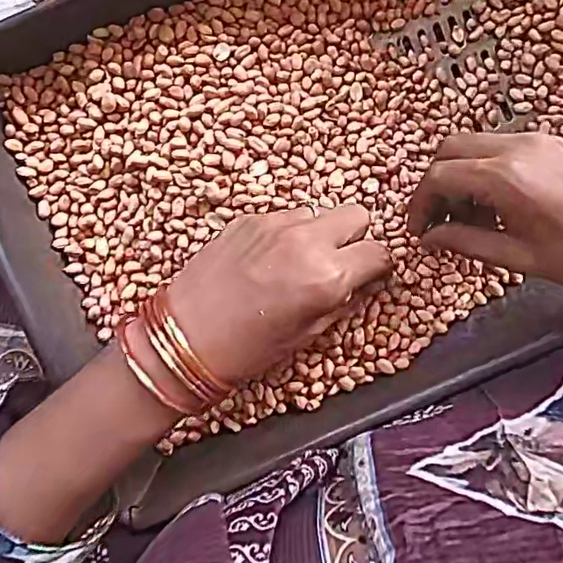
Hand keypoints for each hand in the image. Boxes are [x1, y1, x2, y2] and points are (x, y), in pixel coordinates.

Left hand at [167, 206, 392, 385]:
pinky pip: (286, 216)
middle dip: (355, 237)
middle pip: (356, 215)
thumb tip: (364, 281)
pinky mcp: (249, 218)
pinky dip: (288, 233)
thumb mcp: (308, 334)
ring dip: (319, 233)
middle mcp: (305, 240)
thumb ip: (344, 300)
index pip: (378, 252)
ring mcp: (274, 224)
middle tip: (340, 262)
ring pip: (319, 212)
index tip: (372, 273)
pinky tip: (270, 259)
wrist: (183, 338)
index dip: (378, 265)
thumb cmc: (247, 349)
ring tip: (298, 263)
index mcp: (326, 275)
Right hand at [406, 132, 562, 298]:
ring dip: (460, 174)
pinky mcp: (553, 143)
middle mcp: (518, 147)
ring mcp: (538, 140)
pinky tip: (497, 204)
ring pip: (474, 145)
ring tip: (470, 217)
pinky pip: (501, 147)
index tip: (419, 230)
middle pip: (450, 149)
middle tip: (439, 220)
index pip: (440, 176)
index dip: (420, 203)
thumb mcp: (523, 258)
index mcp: (507, 177)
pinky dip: (485, 169)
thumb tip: (431, 239)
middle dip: (435, 183)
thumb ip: (468, 242)